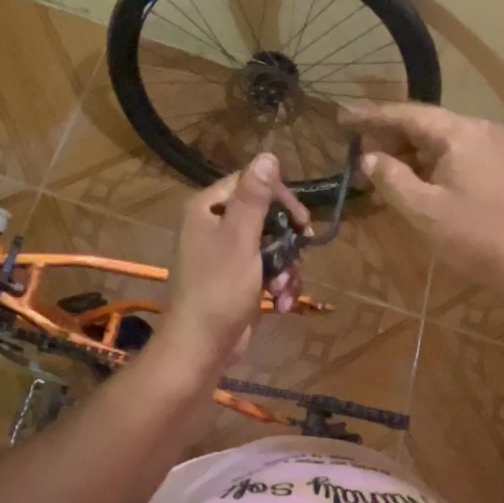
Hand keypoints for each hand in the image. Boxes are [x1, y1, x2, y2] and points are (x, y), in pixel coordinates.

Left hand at [159, 153, 309, 371]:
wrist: (201, 348)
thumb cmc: (218, 289)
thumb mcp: (240, 238)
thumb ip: (254, 197)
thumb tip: (267, 154)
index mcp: (207, 208)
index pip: (250, 182)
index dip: (279, 197)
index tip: (301, 219)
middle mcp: (212, 224)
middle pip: (264, 214)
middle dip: (286, 239)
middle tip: (302, 250)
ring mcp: (223, 253)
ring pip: (269, 243)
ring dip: (286, 266)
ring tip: (285, 288)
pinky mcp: (234, 278)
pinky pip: (264, 268)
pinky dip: (277, 282)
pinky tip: (282, 301)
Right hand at [343, 101, 503, 295]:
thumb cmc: (475, 236)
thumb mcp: (423, 209)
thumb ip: (391, 178)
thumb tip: (368, 157)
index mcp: (462, 132)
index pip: (408, 114)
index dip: (371, 115)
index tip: (341, 115)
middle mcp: (479, 131)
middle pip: (424, 125)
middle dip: (387, 137)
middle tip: (352, 149)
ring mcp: (491, 149)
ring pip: (437, 143)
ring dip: (404, 154)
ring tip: (371, 169)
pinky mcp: (496, 169)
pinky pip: (451, 156)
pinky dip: (425, 166)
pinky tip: (402, 183)